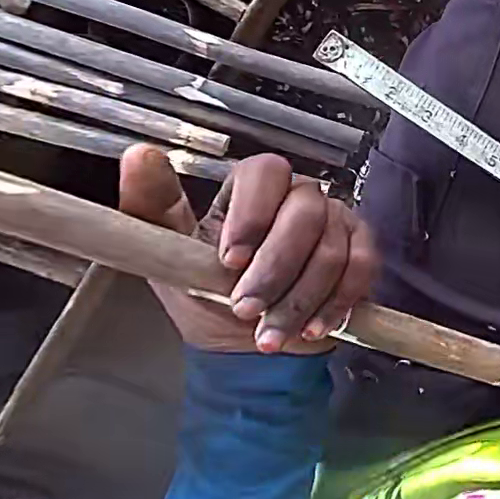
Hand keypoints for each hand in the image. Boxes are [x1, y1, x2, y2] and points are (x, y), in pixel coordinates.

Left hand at [117, 145, 379, 353]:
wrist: (245, 342)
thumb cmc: (206, 292)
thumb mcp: (170, 252)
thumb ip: (151, 203)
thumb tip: (139, 155)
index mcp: (251, 188)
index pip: (264, 173)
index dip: (252, 215)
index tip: (230, 261)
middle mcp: (297, 195)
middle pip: (303, 211)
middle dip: (275, 268)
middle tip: (246, 308)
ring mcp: (333, 220)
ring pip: (331, 247)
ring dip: (299, 297)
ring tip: (270, 332)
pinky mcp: (360, 251)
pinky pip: (360, 268)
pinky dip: (335, 303)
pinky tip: (311, 326)